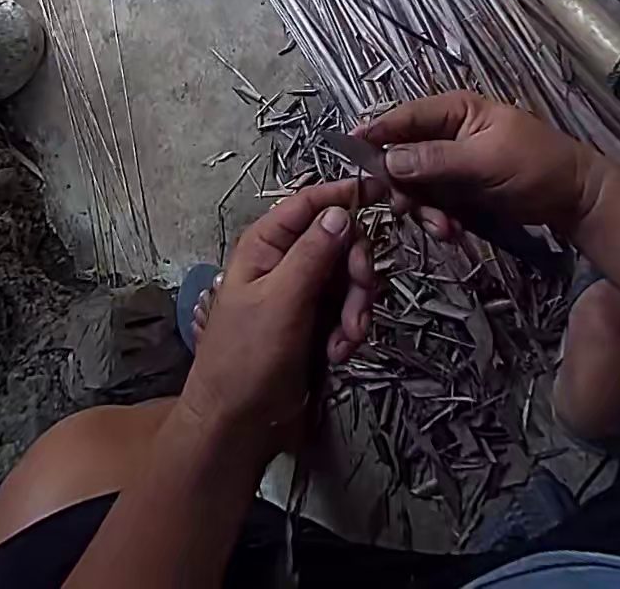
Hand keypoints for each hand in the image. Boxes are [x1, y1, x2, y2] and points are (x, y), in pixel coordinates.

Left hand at [176, 177, 378, 464]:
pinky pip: (348, 306)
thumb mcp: (280, 301)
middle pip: (340, 240)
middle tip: (359, 299)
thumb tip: (340, 211)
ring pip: (349, 275)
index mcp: (266, 244)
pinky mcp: (317, 317)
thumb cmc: (247, 358)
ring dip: (356, 306)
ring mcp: (303, 289)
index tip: (380, 191)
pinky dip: (350, 327)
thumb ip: (312, 254)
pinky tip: (339, 351)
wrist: (238, 426)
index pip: (309, 203)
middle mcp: (286, 260)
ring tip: (346, 339)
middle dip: (356, 271)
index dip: (343, 194)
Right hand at [357, 92, 608, 239]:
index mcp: (454, 111)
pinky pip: (432, 202)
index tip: (349, 147)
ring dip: (421, 206)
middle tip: (401, 205)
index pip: (406, 116)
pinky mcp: (457, 190)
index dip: (377, 131)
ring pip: (415, 183)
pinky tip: (450, 230)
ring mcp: (450, 164)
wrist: (574, 198)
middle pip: (403, 153)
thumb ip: (436, 159)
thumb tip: (389, 159)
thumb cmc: (535, 164)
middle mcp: (446, 134)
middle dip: (401, 182)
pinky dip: (436, 217)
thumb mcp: (485, 159)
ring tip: (441, 226)